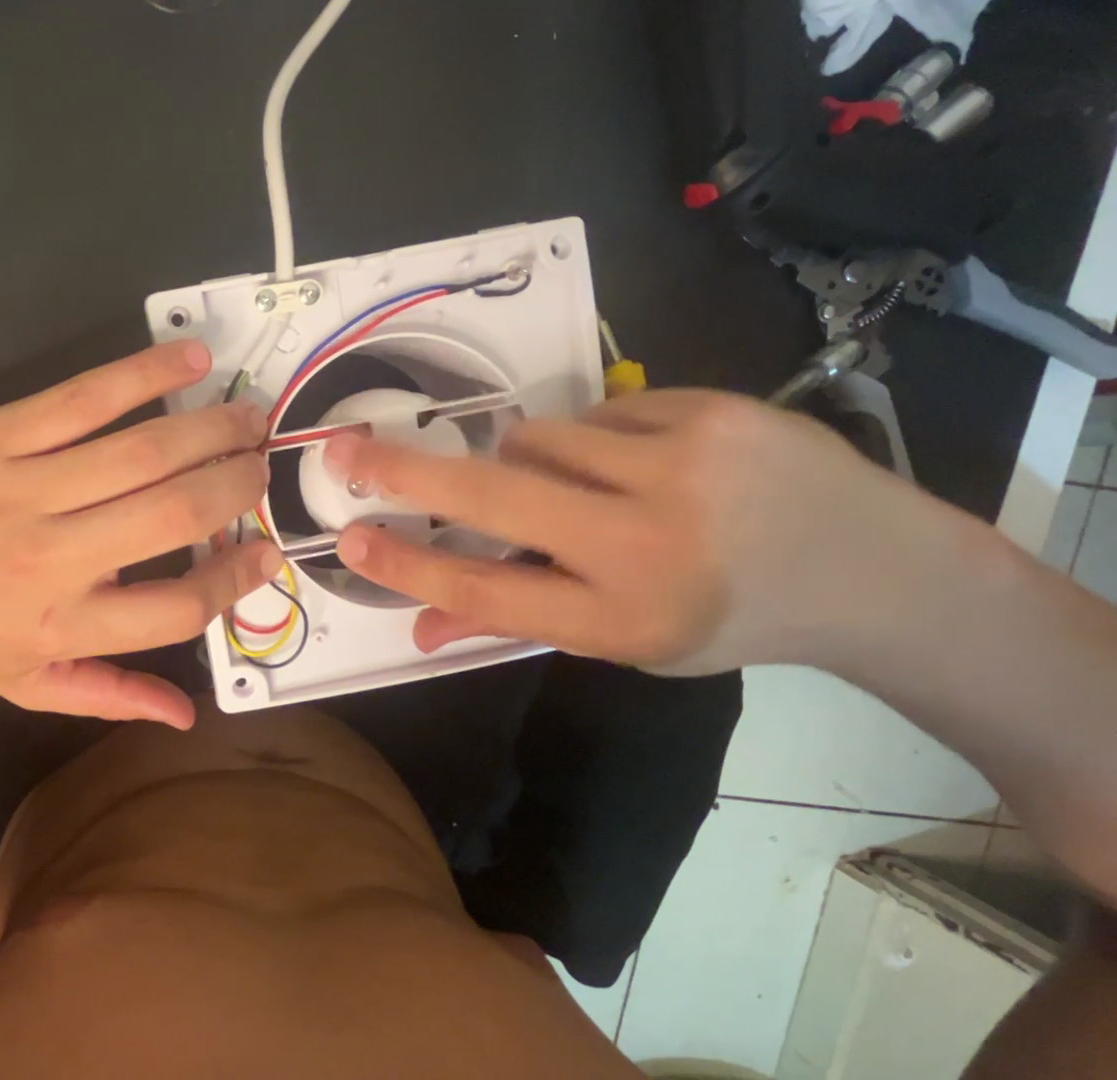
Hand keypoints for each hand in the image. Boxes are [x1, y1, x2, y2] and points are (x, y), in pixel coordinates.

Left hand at [0, 342, 280, 726]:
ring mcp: (23, 489)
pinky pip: (84, 398)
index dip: (236, 581)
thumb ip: (109, 695)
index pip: (178, 609)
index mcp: (63, 627)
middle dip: (237, 488)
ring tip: (248, 417)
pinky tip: (191, 360)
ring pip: (141, 452)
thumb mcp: (27, 683)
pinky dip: (145, 375)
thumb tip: (186, 714)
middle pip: (174, 517)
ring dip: (210, 430)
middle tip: (263, 468)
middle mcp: (51, 559)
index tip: (265, 556)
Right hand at [322, 389, 962, 674]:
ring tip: (579, 486)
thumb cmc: (728, 617)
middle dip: (403, 472)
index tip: (348, 539)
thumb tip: (420, 627)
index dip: (406, 566)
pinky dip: (591, 439)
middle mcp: (643, 545)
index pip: (484, 593)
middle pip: (490, 499)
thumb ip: (520, 623)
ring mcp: (678, 468)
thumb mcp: (625, 640)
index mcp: (621, 618)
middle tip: (344, 453)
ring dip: (526, 461)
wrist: (877, 568)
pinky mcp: (704, 411)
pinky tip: (640, 463)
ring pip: (535, 441)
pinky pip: (595, 413)